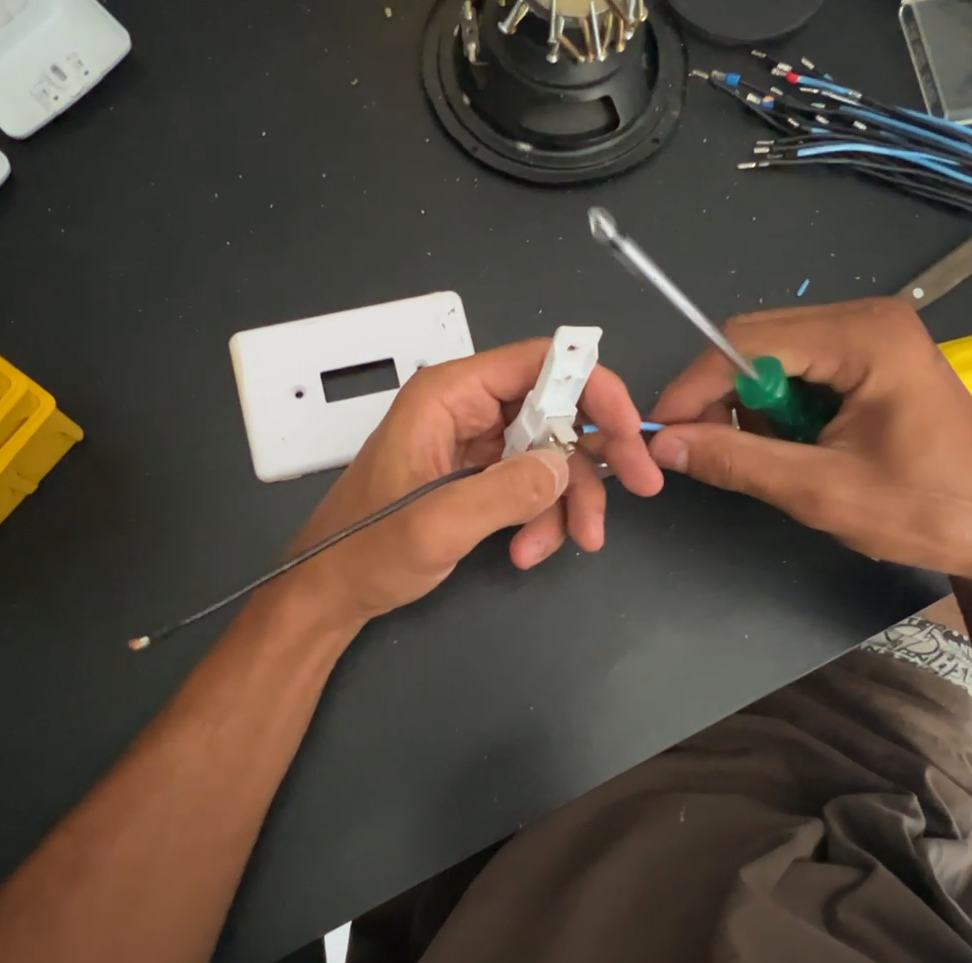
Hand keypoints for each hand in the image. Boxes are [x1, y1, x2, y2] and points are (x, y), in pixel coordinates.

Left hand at [279, 338, 664, 624]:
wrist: (333, 591)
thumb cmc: (366, 550)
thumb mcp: (436, 523)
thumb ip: (505, 491)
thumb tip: (566, 467)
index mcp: (448, 396)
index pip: (540, 363)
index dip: (594, 387)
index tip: (629, 432)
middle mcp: (466, 410)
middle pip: (557, 410)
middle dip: (594, 456)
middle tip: (638, 490)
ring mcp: (474, 445)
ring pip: (551, 455)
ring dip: (568, 501)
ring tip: (565, 544)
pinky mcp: (478, 478)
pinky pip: (532, 485)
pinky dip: (543, 518)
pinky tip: (530, 550)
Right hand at [646, 299, 971, 587]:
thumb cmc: (926, 510)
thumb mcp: (819, 491)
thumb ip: (736, 460)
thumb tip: (664, 444)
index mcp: (865, 337)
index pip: (747, 341)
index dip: (694, 385)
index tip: (661, 431)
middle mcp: (866, 320)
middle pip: (756, 341)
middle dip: (718, 395)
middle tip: (698, 448)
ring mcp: (873, 338)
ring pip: (772, 358)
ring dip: (747, 406)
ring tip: (755, 456)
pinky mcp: (873, 362)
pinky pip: (798, 372)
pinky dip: (776, 409)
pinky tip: (789, 446)